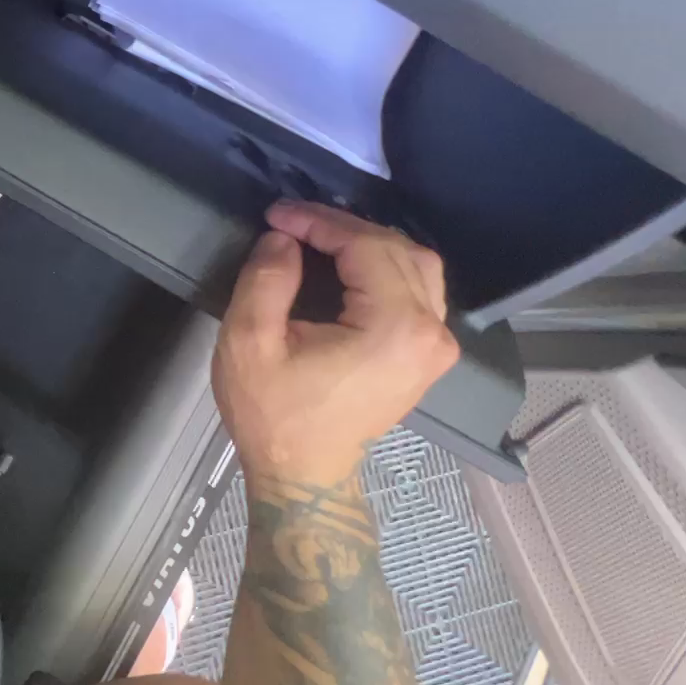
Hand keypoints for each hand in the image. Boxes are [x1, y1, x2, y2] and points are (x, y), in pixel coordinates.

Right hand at [212, 201, 460, 485]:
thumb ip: (267, 281)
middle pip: (401, 250)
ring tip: (316, 238)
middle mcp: (431, 332)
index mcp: (392, 327)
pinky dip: (381, 267)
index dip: (320, 221)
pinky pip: (417, 291)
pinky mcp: (426, 355)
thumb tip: (282, 239)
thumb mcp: (249, 341)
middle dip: (344, 227)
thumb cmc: (271, 410)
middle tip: (292, 221)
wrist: (301, 470)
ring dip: (366, 244)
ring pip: (417, 268)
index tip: (276, 214)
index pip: (368, 247)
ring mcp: (436, 346)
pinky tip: (344, 266)